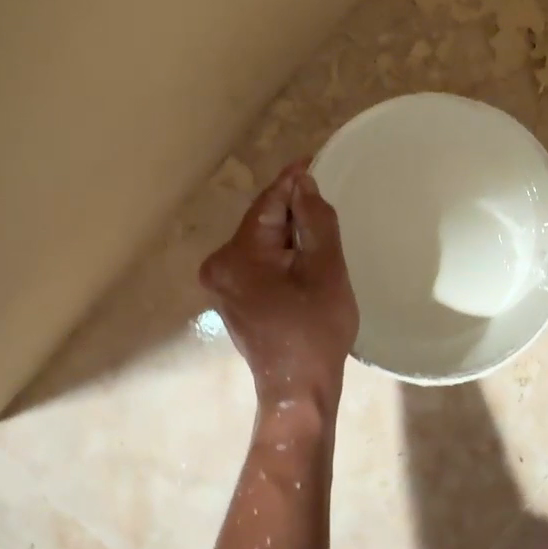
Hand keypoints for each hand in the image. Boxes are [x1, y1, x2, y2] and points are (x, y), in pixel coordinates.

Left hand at [199, 161, 359, 407]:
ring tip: (322, 230)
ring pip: (263, 243)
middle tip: (328, 200)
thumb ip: (315, 220)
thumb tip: (302, 183)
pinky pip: (260, 263)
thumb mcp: (326, 268)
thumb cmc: (316, 329)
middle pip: (264, 222)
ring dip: (290, 235)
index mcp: (238, 255)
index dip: (293, 181)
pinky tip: (306, 260)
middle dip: (294, 211)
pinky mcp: (233, 300)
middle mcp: (219, 265)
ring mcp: (222, 285)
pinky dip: (282, 256)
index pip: (269, 203)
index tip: (314, 159)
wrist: (299, 389)